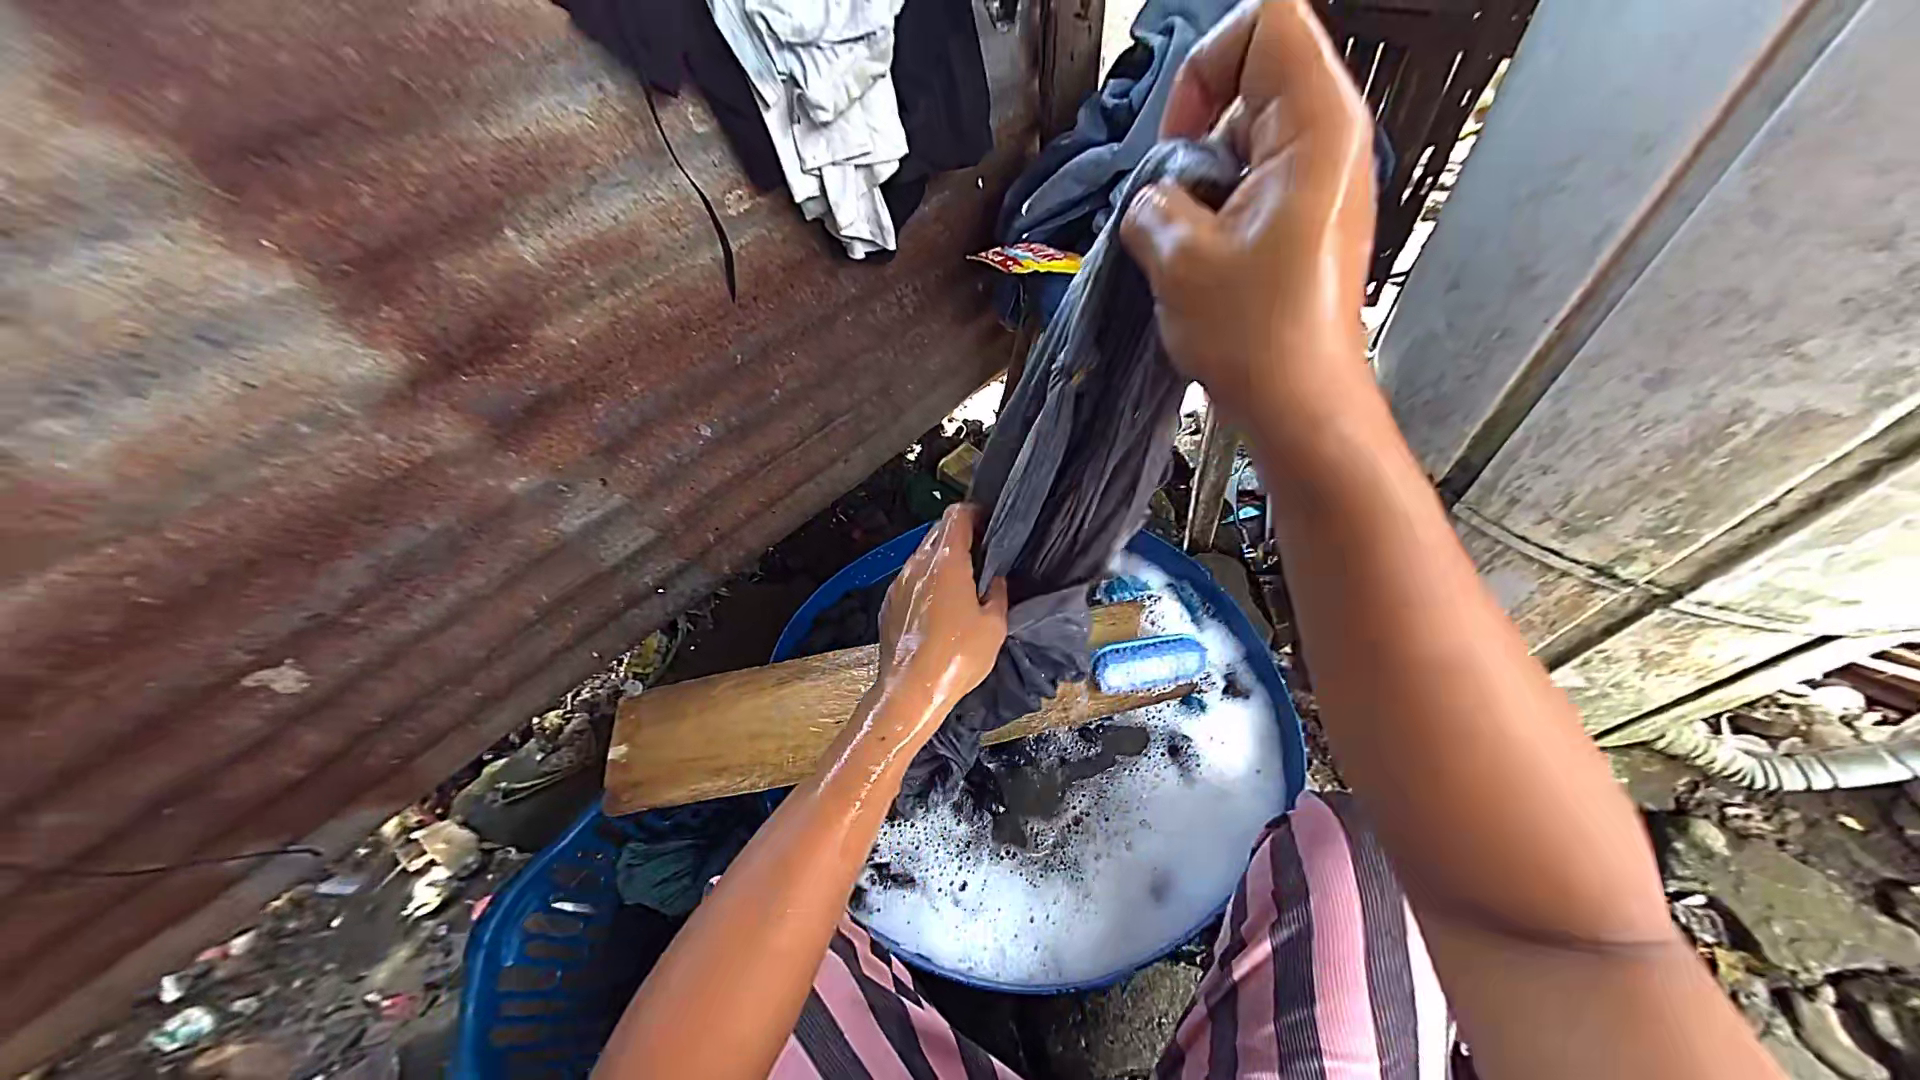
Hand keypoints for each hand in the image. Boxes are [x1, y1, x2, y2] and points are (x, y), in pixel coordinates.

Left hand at [875, 503, 1008, 720]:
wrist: (911, 690)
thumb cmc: (957, 656)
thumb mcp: (994, 626)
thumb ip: (997, 594)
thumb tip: (995, 581)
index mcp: (946, 562)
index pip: (956, 516)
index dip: (974, 513)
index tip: (988, 522)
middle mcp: (918, 565)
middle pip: (937, 532)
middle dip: (959, 535)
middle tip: (981, 553)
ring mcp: (899, 584)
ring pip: (921, 556)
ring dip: (941, 559)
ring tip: (961, 582)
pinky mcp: (888, 604)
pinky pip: (910, 580)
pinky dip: (926, 581)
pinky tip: (938, 606)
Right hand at [1120, 0, 1374, 422]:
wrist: (1297, 401)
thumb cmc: (1260, 339)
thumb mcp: (1178, 259)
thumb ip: (1150, 202)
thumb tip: (1149, 197)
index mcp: (1315, 130)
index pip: (1266, 23)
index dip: (1204, 66)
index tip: (1177, 139)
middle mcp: (1330, 144)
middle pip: (1250, 82)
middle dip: (1194, 136)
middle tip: (1172, 201)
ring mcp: (1319, 184)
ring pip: (1243, 140)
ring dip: (1198, 182)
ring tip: (1187, 241)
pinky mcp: (1303, 220)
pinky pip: (1249, 184)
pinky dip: (1213, 210)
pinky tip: (1200, 259)